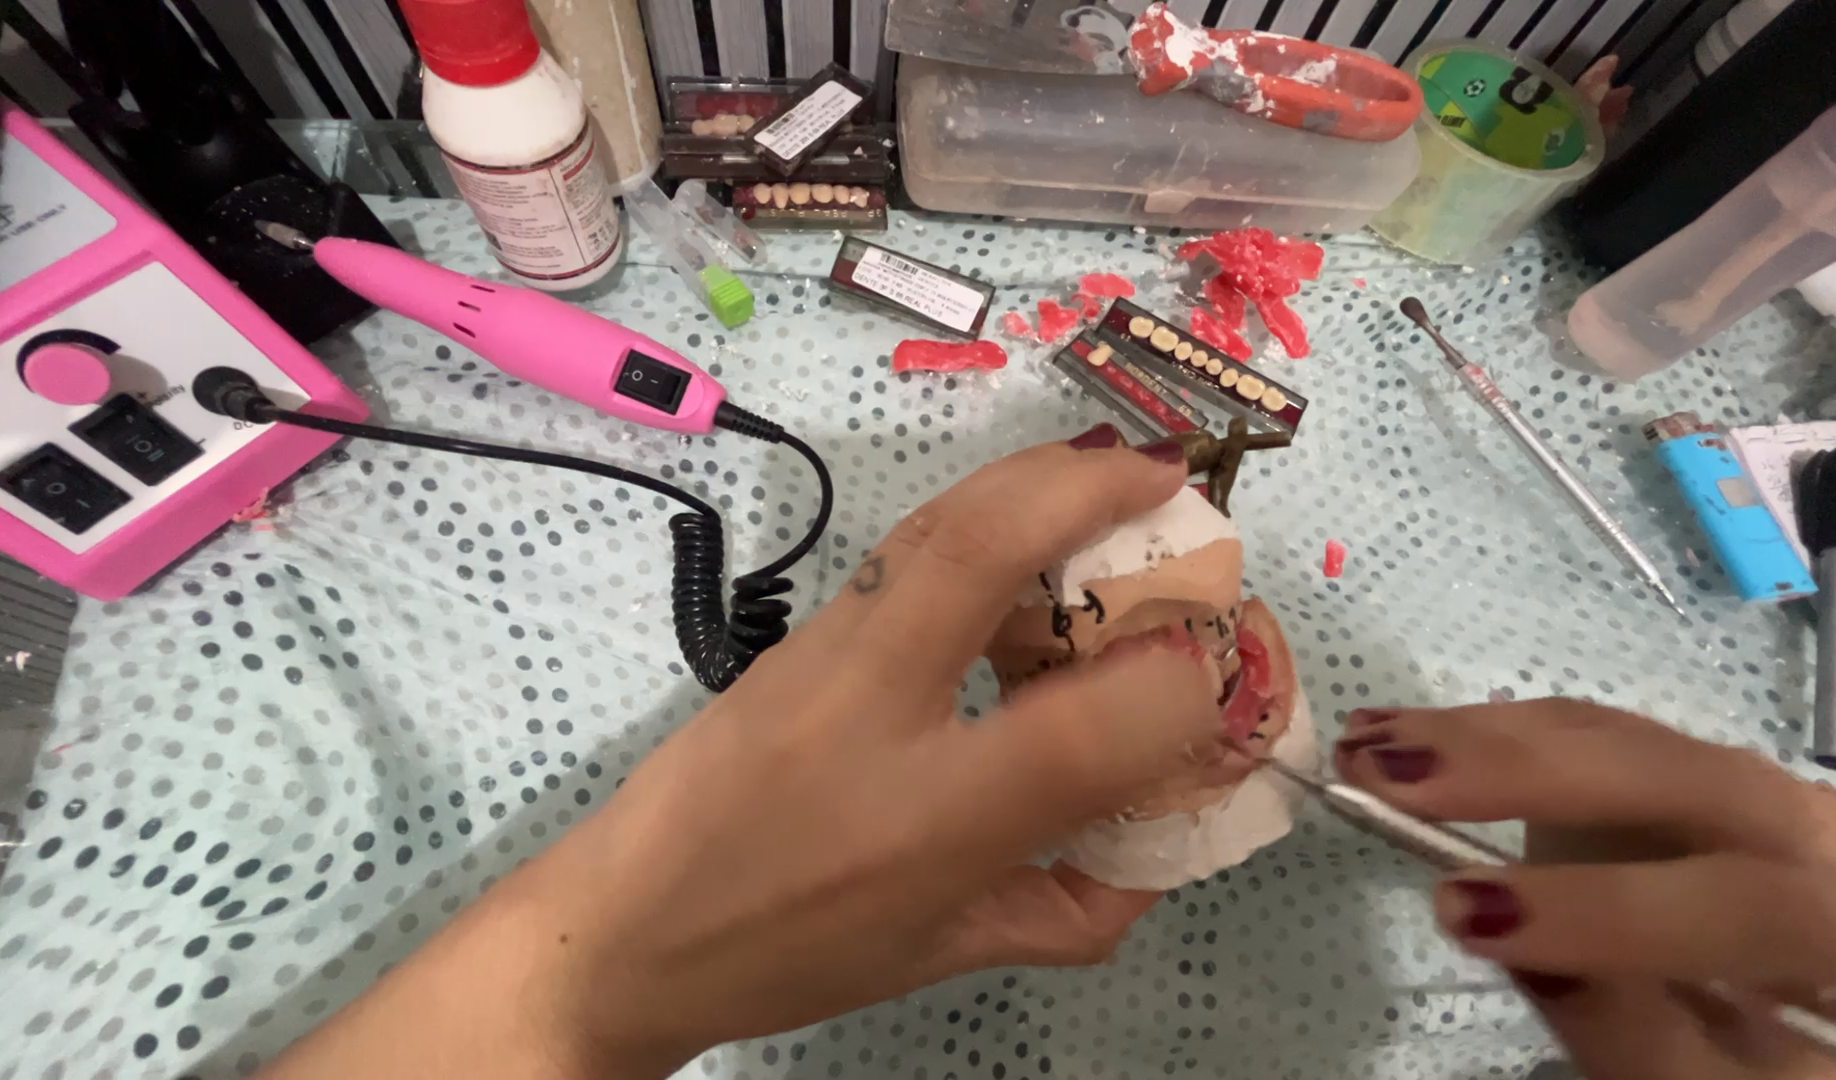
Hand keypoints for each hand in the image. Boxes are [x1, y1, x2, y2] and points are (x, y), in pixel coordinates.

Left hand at [261, 426, 1242, 1079]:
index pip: (1080, 734)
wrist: (628, 916)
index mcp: (924, 819)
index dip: (1172, 692)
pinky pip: (907, 546)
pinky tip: (1018, 529)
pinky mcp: (804, 627)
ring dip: (1032, 478)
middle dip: (1089, 489)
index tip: (1206, 671)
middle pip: (982, 548)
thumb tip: (1154, 852)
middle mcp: (872, 704)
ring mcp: (826, 645)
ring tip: (1103, 477)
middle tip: (1167, 475)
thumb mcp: (947, 951)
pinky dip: (981, 512)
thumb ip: (1069, 907)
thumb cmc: (788, 946)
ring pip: (936, 523)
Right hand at [1335, 699, 1835, 1079]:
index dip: (1611, 907)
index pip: (1771, 908)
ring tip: (1363, 741)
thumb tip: (1499, 934)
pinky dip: (1486, 727)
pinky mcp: (1687, 762)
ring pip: (1616, 733)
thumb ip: (1633, 1038)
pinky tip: (1405, 729)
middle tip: (1380, 769)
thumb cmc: (1777, 1070)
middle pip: (1684, 776)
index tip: (1456, 913)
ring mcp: (1761, 785)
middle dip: (1515, 770)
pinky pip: (1587, 729)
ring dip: (1475, 733)